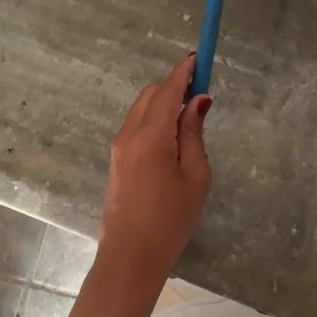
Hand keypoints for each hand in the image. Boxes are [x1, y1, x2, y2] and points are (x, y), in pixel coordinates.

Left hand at [97, 55, 212, 277]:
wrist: (129, 259)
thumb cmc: (170, 220)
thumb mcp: (195, 177)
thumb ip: (194, 133)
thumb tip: (198, 101)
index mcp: (151, 135)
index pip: (168, 90)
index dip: (183, 71)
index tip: (197, 57)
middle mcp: (130, 133)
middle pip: (152, 94)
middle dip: (174, 86)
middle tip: (199, 90)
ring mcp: (119, 146)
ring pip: (141, 108)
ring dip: (163, 102)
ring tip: (188, 115)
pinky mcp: (116, 159)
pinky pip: (136, 125)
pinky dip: (153, 117)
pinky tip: (170, 135)